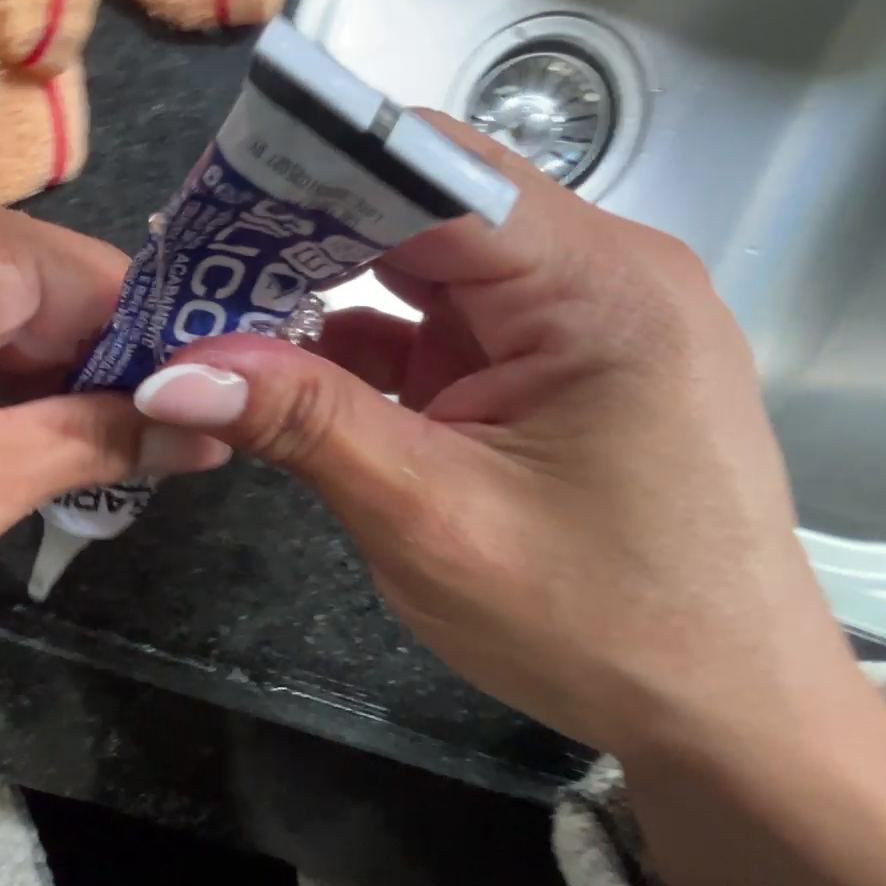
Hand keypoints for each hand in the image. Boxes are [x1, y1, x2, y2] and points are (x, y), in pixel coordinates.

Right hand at [132, 114, 885, 885]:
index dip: (313, 171)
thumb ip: (300, 424)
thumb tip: (171, 373)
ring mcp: (561, 326)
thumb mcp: (426, 516)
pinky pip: (424, 329)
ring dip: (314, 289)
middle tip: (186, 265)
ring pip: (413, 269)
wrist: (714, 713)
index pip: (435, 175)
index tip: (206, 201)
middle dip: (298, 234)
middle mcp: (590, 279)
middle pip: (419, 212)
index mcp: (596, 288)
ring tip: (210, 310)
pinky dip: (347, 344)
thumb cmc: (593, 620)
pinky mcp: (533, 371)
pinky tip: (276, 367)